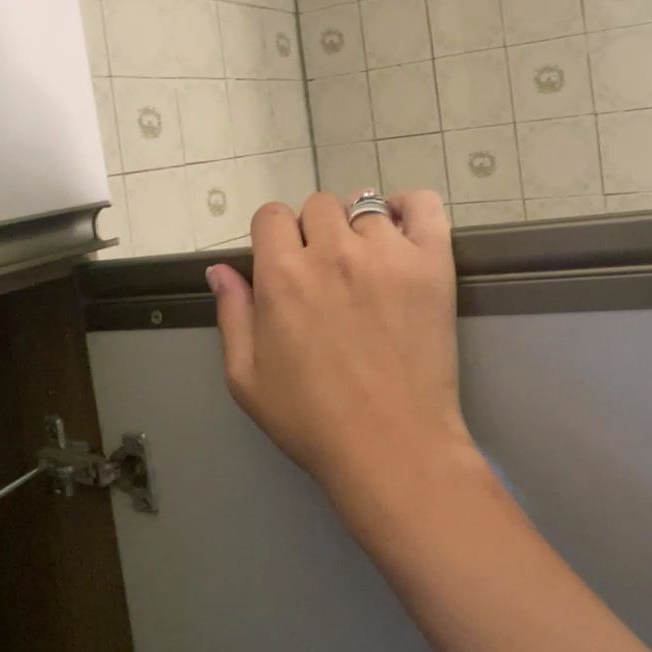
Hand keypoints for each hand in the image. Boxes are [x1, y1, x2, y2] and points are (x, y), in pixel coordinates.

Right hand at [206, 189, 479, 504]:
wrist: (392, 447)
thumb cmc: (313, 421)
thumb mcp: (247, 379)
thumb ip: (232, 315)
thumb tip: (220, 269)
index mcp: (283, 276)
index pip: (271, 215)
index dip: (274, 238)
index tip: (286, 265)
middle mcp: (333, 252)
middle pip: (318, 206)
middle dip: (316, 233)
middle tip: (328, 274)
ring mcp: (387, 253)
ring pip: (366, 207)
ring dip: (360, 230)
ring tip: (369, 267)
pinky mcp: (431, 263)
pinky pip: (423, 205)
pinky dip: (412, 208)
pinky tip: (403, 231)